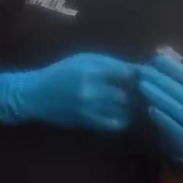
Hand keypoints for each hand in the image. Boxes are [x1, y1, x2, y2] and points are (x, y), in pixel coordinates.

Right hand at [0, 52, 137, 130]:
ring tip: (139, 103)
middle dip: (140, 92)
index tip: (149, 76)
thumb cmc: (60, 72)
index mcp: (91, 68)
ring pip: (124, 110)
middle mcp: (91, 88)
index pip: (128, 72)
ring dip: (134, 107)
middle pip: (129, 93)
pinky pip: (114, 123)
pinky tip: (124, 114)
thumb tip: (138, 69)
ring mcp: (89, 107)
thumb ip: (110, 63)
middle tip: (148, 91)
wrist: (33, 95)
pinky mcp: (86, 121)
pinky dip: (123, 119)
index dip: (142, 75)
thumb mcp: (83, 59)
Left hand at [137, 52, 182, 164]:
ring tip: (140, 84)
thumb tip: (162, 50)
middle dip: (160, 79)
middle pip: (182, 92)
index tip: (154, 57)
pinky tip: (148, 107)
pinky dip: (160, 116)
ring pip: (176, 108)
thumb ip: (181, 72)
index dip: (172, 67)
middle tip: (141, 69)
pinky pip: (172, 127)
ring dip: (157, 95)